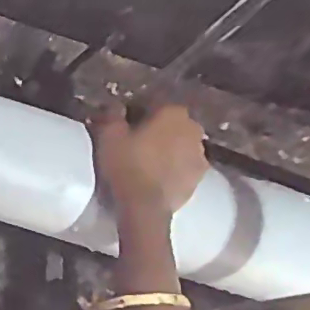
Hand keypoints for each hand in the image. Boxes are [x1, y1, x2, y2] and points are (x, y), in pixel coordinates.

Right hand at [89, 102, 208, 221]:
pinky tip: (156, 176)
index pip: (152, 103)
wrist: (145, 206)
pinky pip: (184, 164)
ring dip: (165, 147)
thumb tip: (115, 105)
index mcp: (172, 112)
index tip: (120, 123)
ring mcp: (200, 153)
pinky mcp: (200, 176)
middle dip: (153, 129)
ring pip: (179, 143)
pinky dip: (172, 166)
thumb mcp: (108, 136)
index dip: (134, 111)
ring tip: (144, 161)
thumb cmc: (126, 164)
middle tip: (132, 142)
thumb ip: (112, 115)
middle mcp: (193, 128)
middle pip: (169, 123)